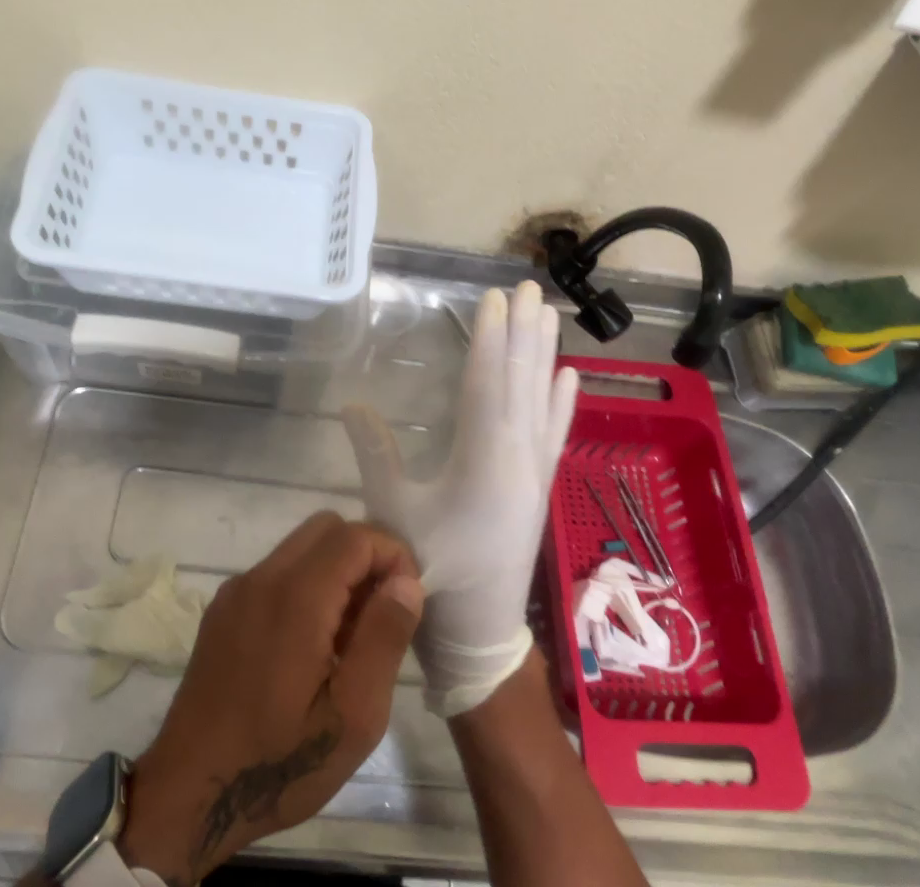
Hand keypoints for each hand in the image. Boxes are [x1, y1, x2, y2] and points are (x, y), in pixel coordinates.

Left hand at [116, 512, 423, 884]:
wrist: (190, 792)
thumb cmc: (282, 760)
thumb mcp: (355, 714)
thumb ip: (384, 637)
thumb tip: (406, 582)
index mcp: (295, 597)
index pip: (356, 536)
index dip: (394, 557)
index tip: (407, 604)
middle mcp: (260, 579)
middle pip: (326, 529)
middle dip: (366, 557)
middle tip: (382, 616)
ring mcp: (235, 593)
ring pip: (300, 548)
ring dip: (336, 571)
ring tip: (350, 639)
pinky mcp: (222, 612)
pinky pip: (276, 574)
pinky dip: (307, 586)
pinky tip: (313, 647)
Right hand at [343, 281, 577, 716]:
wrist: (478, 631)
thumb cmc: (430, 571)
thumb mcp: (393, 513)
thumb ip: (375, 456)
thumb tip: (352, 403)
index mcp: (483, 459)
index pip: (487, 384)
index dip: (489, 339)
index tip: (494, 299)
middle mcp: (518, 456)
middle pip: (522, 382)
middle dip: (524, 333)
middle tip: (529, 288)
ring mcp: (534, 471)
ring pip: (543, 401)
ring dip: (544, 355)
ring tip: (549, 316)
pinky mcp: (539, 487)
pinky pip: (555, 433)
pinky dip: (562, 403)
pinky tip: (568, 378)